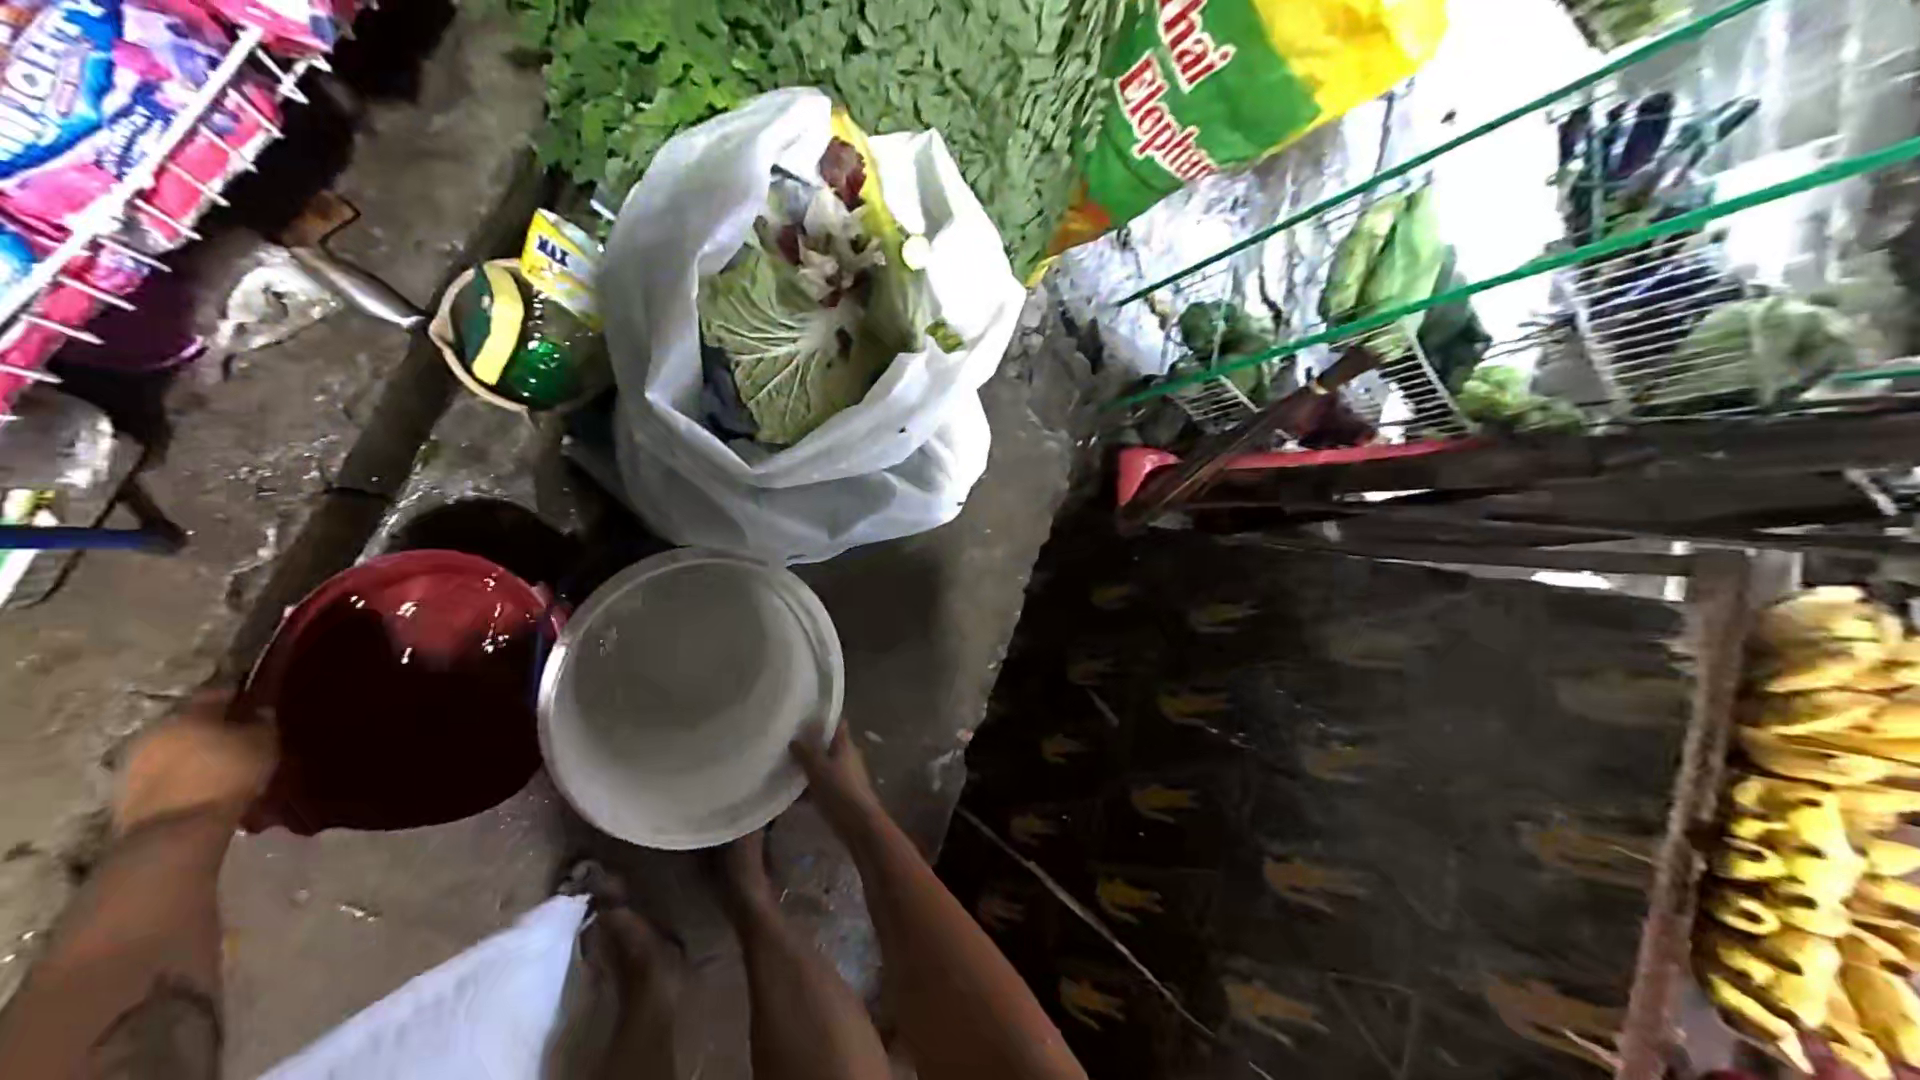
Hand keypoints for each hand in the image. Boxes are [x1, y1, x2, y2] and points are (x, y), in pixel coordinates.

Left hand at [113, 686, 276, 833]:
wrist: (177, 828)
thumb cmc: (228, 775)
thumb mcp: (263, 744)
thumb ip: (262, 723)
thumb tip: (259, 711)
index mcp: (188, 714)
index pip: (214, 693)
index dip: (235, 694)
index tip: (252, 700)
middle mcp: (154, 730)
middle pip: (187, 721)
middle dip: (209, 726)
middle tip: (234, 734)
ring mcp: (132, 762)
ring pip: (169, 747)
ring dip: (190, 750)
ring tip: (215, 761)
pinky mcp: (122, 790)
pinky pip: (157, 771)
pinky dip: (176, 772)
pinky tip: (196, 781)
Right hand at [791, 721, 882, 833]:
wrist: (857, 823)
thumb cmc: (838, 789)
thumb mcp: (817, 767)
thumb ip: (805, 751)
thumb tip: (795, 739)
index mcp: (845, 745)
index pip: (837, 723)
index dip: (823, 718)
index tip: (803, 717)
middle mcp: (846, 757)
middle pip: (827, 745)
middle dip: (809, 745)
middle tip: (786, 744)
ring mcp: (844, 776)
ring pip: (822, 766)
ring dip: (807, 769)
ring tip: (783, 768)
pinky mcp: (840, 794)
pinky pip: (821, 786)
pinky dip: (808, 789)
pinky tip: (790, 796)